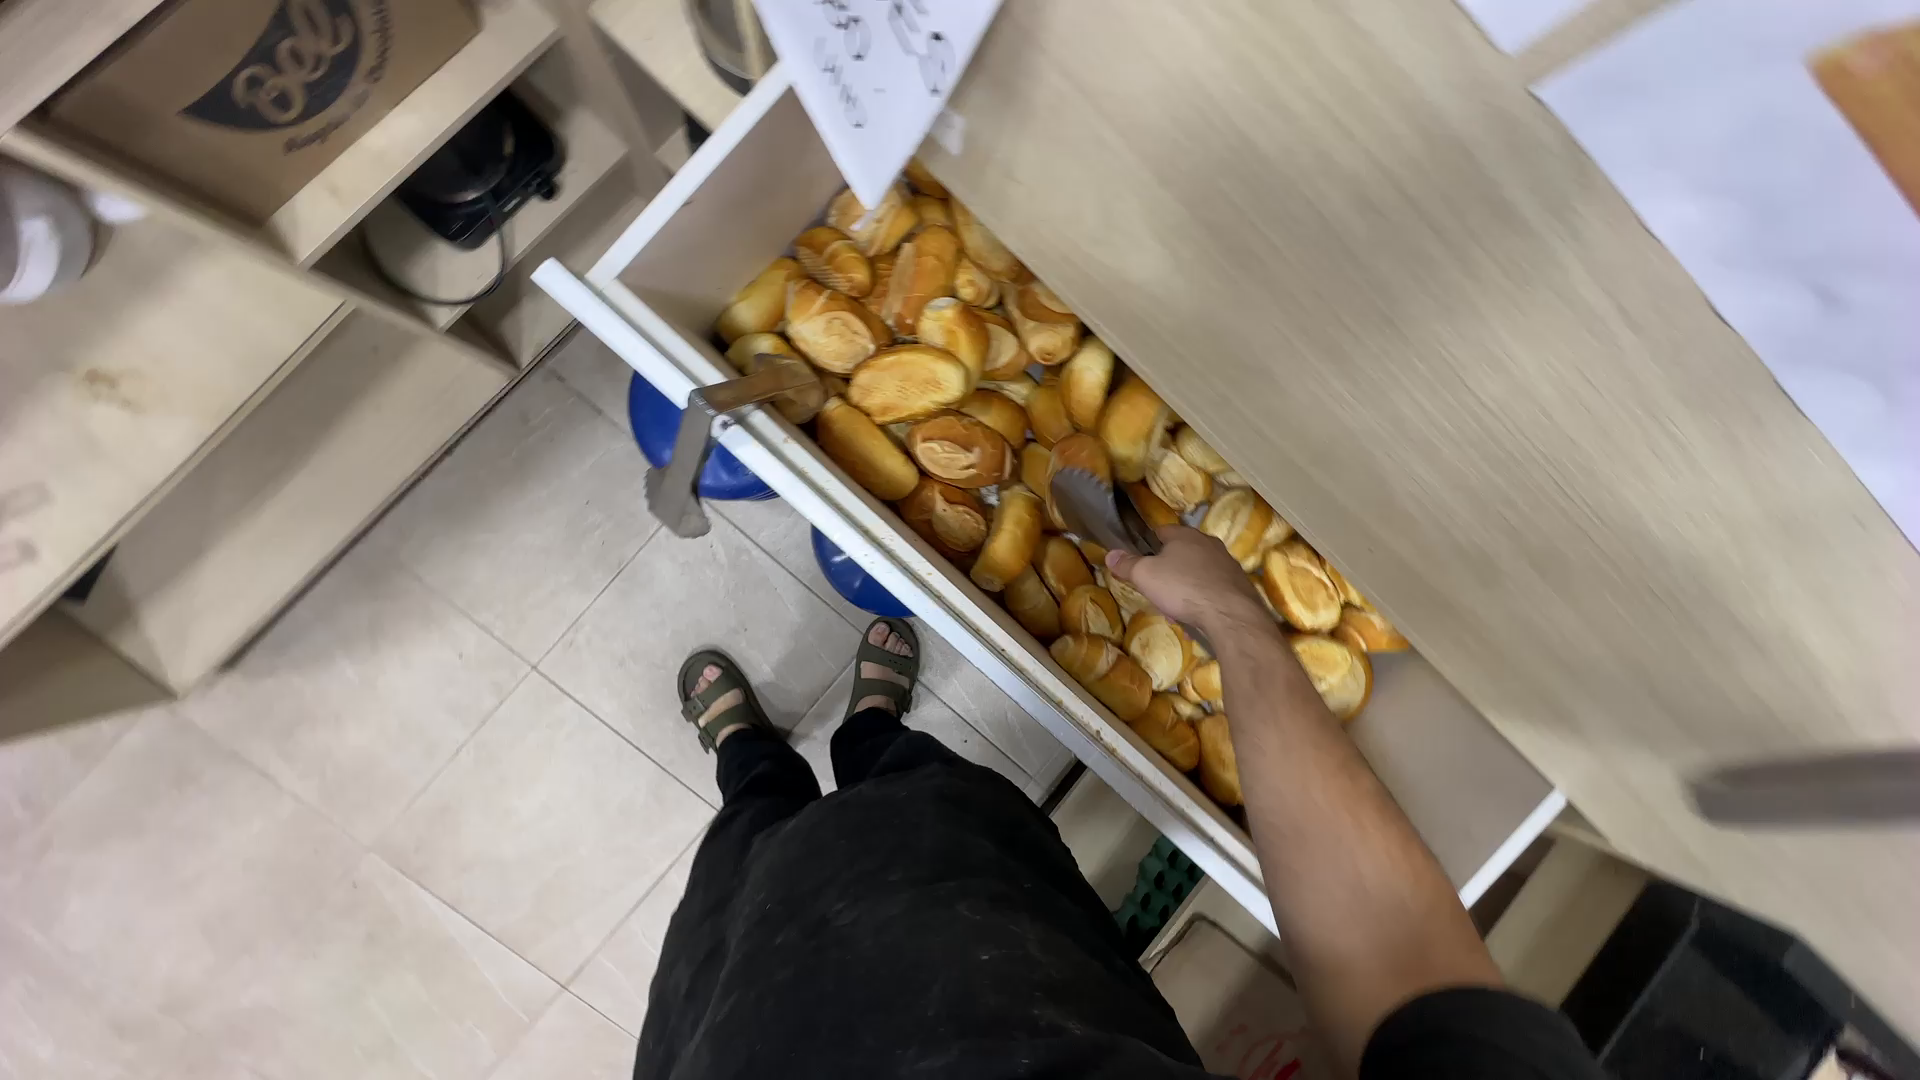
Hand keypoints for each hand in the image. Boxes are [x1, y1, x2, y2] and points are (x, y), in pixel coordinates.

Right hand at [1105, 526, 1269, 633]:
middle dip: (1168, 569)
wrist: (1229, 613)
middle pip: (1182, 552)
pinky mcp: (1239, 584)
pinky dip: (1203, 598)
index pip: (1162, 531)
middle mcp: (1209, 543)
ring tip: (1176, 608)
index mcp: (1185, 535)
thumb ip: (1126, 564)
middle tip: (1156, 588)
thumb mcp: (1145, 575)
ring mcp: (1227, 563)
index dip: (1149, 543)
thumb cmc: (1181, 587)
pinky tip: (1196, 615)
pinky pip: (1213, 588)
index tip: (1142, 559)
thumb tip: (1110, 554)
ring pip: (1198, 572)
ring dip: (1186, 586)